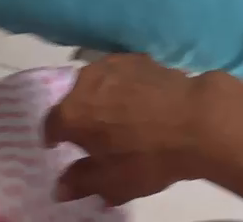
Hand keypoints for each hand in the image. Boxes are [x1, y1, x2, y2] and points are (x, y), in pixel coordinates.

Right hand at [44, 55, 212, 203]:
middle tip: (95, 136)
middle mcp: (85, 80)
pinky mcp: (136, 56)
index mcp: (72, 112)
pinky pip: (119, 73)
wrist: (192, 118)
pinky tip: (138, 101)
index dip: (54, 138)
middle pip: (73, 99)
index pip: (50, 125)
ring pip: (96, 83)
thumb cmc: (146, 156)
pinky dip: (122, 86)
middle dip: (79, 116)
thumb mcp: (111, 182)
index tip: (61, 148)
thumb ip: (80, 182)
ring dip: (100, 98)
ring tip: (117, 116)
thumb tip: (59, 186)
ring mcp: (112, 63)